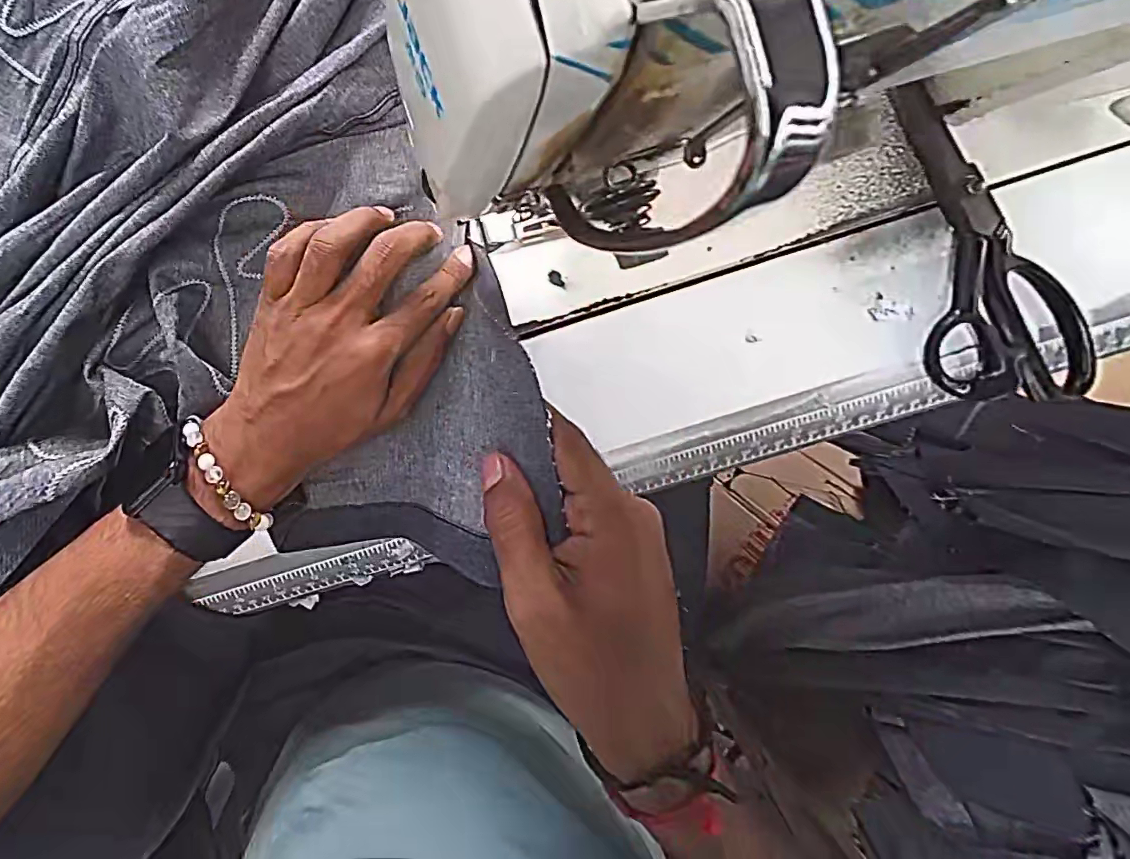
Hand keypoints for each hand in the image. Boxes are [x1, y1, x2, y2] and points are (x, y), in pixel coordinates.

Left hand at [201, 206, 474, 513]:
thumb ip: (425, 362)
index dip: (452, 273)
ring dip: (362, 220)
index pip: (425, 298)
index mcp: (371, 352)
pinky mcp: (273, 302)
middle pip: (383, 257)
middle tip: (427, 232)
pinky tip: (330, 228)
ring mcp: (301, 308)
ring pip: (332, 243)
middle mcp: (337, 322)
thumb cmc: (326, 427)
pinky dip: (308, 230)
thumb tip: (452, 319)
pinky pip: (285, 252)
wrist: (266, 436)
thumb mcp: (390, 409)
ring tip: (383, 216)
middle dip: (415, 235)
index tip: (461, 259)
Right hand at [482, 409, 696, 783]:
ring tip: (503, 503)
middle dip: (527, 457)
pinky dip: (560, 508)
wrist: (645, 724)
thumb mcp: (533, 597)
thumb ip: (513, 523)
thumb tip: (496, 465)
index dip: (529, 417)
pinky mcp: (636, 546)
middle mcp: (635, 515)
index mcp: (613, 518)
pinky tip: (534, 531)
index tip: (495, 405)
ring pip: (580, 483)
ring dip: (542, 487)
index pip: (568, 441)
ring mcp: (640, 530)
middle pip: (573, 459)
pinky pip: (591, 506)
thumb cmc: (594, 670)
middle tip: (483, 466)